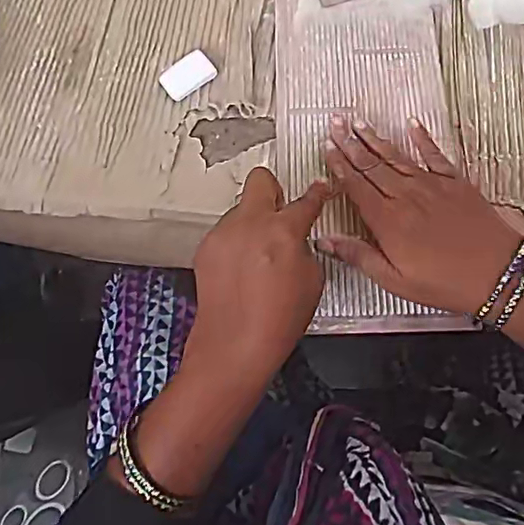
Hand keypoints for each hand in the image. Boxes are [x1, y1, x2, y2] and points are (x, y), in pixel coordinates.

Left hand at [182, 167, 329, 385]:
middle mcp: (250, 224)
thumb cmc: (275, 321)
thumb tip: (297, 240)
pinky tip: (241, 270)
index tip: (317, 190)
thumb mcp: (312, 281)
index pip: (306, 200)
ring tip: (258, 258)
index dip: (316, 194)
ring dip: (251, 224)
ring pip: (240, 210)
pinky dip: (234, 244)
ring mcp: (223, 234)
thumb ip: (304, 248)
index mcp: (284, 230)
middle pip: (261, 180)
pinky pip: (224, 233)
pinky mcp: (205, 248)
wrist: (235, 344)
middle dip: (274, 190)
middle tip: (280, 211)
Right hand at [319, 116, 523, 315]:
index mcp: (388, 220)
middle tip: (335, 122)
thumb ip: (359, 256)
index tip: (327, 148)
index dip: (339, 165)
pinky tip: (411, 125)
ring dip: (375, 138)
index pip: (356, 185)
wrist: (498, 274)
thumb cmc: (445, 283)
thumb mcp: (395, 280)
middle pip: (371, 164)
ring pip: (396, 156)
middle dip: (350, 142)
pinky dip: (422, 138)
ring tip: (359, 121)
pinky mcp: (456, 183)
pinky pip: (434, 155)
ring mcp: (432, 186)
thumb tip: (324, 241)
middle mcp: (406, 196)